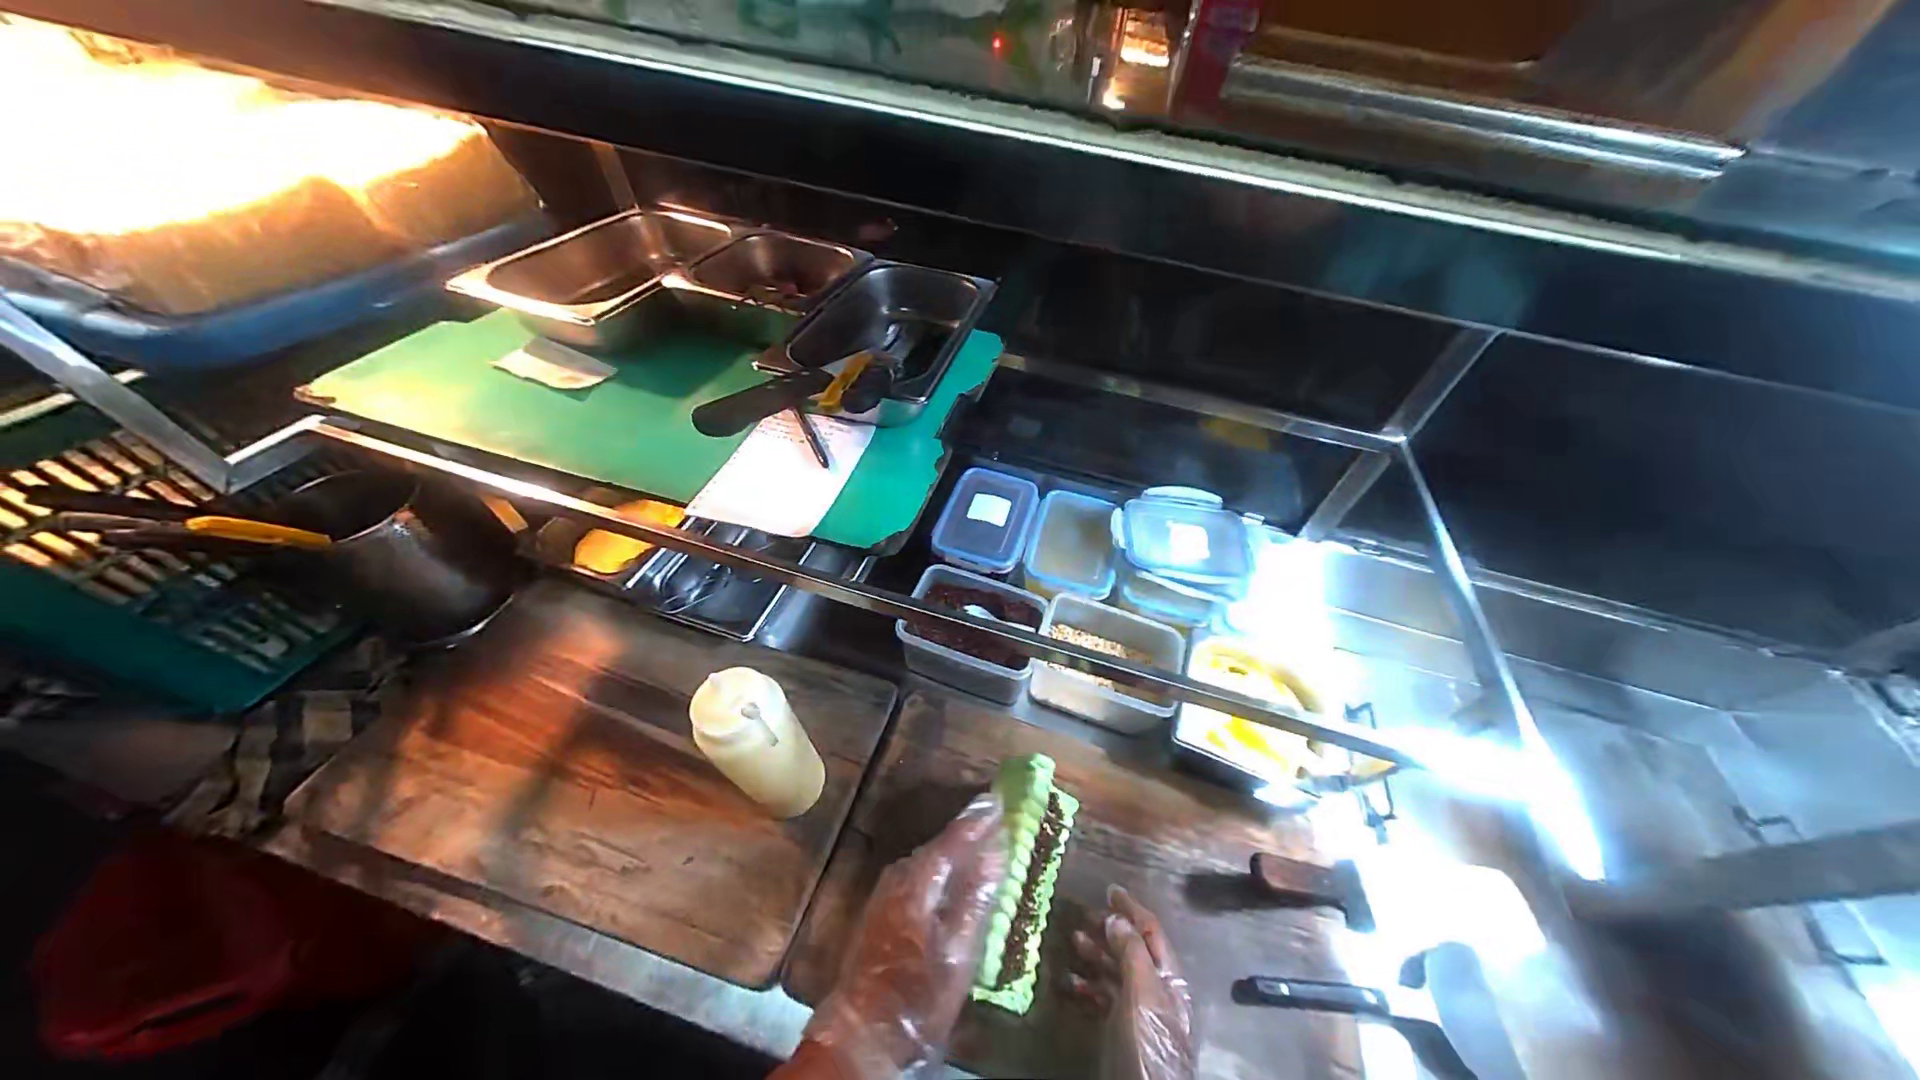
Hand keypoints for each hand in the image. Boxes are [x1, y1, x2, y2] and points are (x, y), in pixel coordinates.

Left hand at [796, 795, 1006, 1079]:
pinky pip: (920, 875)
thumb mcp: (958, 953)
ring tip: (983, 843)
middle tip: (997, 819)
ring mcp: (887, 892)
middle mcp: (899, 877)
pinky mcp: (882, 908)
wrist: (864, 1032)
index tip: (999, 798)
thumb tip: (996, 852)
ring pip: (929, 860)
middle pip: (940, 846)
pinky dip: (942, 869)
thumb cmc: (917, 995)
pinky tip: (955, 878)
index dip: (978, 820)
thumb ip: (977, 899)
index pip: (953, 840)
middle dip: (968, 832)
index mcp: (918, 882)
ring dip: (956, 851)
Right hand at [1068, 885, 1195, 1079]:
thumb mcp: (1143, 991)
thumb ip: (1131, 951)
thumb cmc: (1148, 1038)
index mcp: (1167, 975)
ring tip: (1073, 940)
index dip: (1131, 909)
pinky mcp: (1120, 1026)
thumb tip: (1116, 917)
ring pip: (1115, 969)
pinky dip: (1088, 984)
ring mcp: (1137, 1008)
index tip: (1109, 890)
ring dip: (1095, 952)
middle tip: (1083, 915)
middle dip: (1108, 929)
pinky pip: (1103, 995)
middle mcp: (1154, 987)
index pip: (1150, 931)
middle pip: (1131, 947)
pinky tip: (1071, 980)